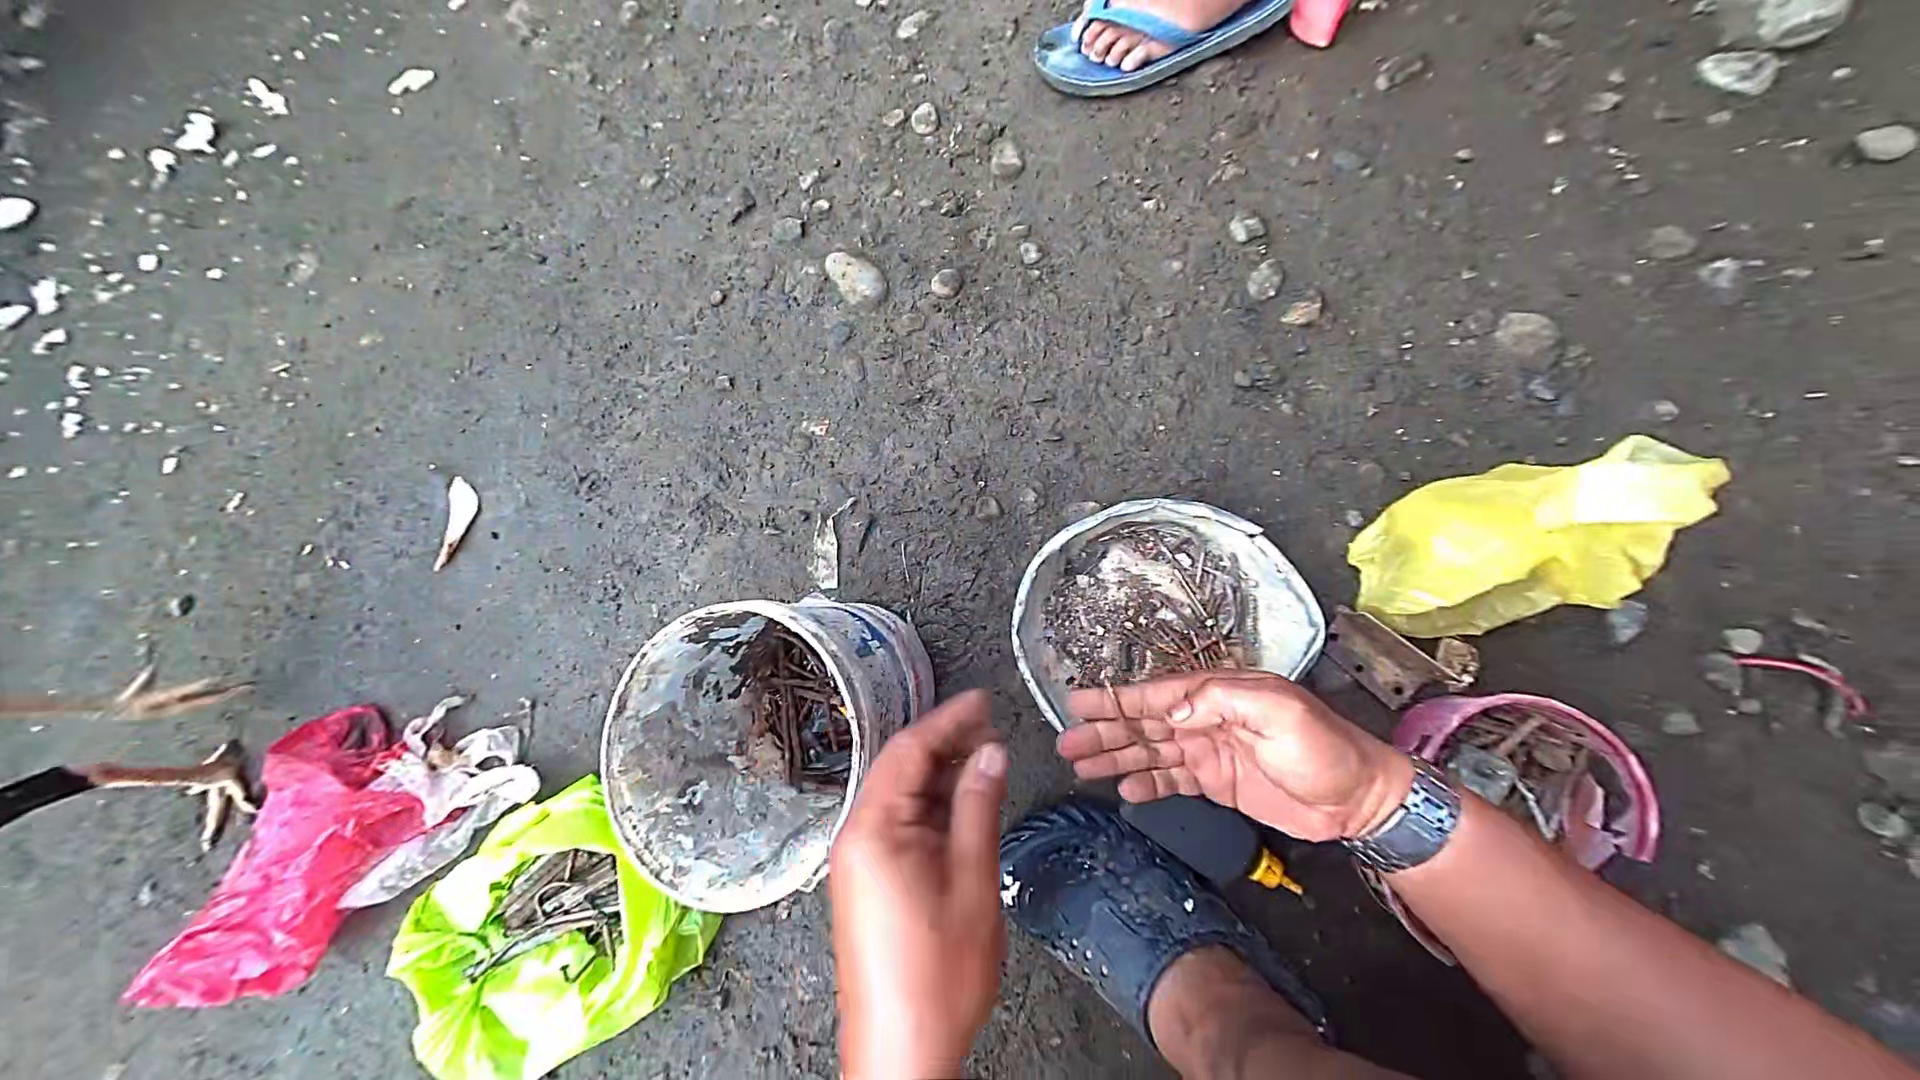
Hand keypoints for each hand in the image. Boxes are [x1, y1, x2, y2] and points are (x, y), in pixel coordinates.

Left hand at [829, 689, 1007, 1078]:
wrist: (901, 1051)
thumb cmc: (933, 979)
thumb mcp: (971, 880)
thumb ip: (979, 807)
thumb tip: (991, 754)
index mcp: (873, 829)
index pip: (910, 749)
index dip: (949, 718)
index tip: (979, 700)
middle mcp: (857, 835)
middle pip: (903, 766)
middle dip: (947, 743)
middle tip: (988, 727)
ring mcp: (861, 856)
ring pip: (904, 792)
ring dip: (943, 773)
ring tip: (984, 760)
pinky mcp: (871, 875)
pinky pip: (902, 820)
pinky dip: (934, 804)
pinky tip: (964, 802)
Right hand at [1057, 671, 1412, 841]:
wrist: (1362, 799)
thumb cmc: (1324, 747)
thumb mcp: (1278, 710)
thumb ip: (1221, 700)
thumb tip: (1172, 706)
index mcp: (1215, 695)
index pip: (1155, 696)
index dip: (1115, 700)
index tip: (1079, 701)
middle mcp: (1204, 720)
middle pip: (1143, 725)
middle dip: (1104, 731)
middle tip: (1068, 741)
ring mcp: (1207, 751)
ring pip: (1149, 752)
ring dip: (1115, 757)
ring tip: (1081, 764)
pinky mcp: (1214, 782)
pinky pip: (1170, 781)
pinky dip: (1145, 784)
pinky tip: (1123, 788)